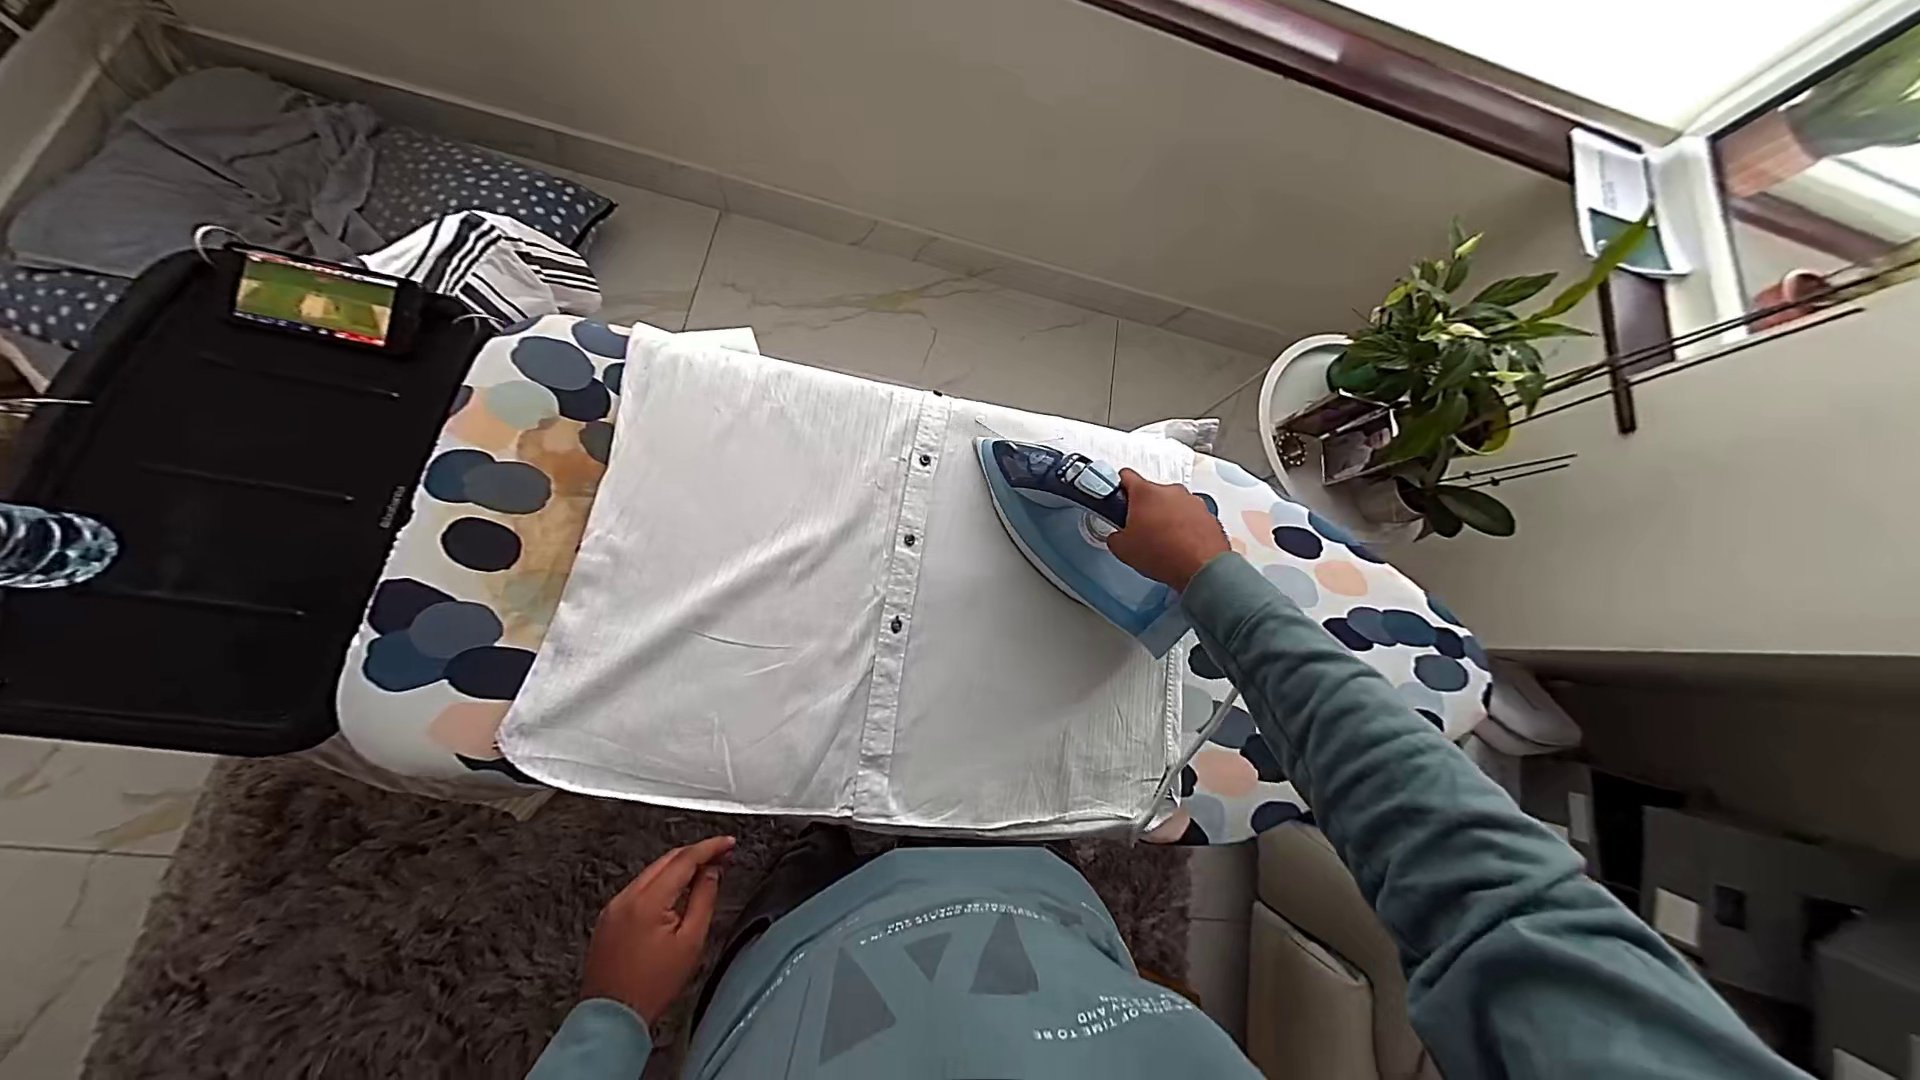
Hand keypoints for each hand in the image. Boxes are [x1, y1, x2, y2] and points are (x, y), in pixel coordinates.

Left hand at [582, 835, 735, 1024]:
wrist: (611, 1019)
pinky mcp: (608, 918)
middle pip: (668, 859)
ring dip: (679, 865)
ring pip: (653, 870)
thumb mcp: (691, 941)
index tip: (727, 843)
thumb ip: (705, 898)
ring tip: (703, 871)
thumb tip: (712, 872)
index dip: (711, 847)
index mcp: (647, 901)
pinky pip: (640, 886)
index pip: (685, 859)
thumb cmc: (650, 988)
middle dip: (697, 853)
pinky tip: (676, 889)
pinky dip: (662, 881)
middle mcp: (626, 898)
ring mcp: (614, 908)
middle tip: (721, 854)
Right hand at [1107, 469, 1230, 590]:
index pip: (1125, 476)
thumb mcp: (1123, 549)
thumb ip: (1115, 536)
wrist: (1201, 568)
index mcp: (1145, 492)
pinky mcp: (1207, 514)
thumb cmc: (1164, 554)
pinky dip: (1184, 526)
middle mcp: (1170, 490)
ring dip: (1166, 516)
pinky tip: (1179, 545)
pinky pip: (1190, 515)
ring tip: (1161, 541)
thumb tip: (1118, 537)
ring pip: (1172, 503)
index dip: (1118, 487)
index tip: (1118, 499)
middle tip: (1139, 529)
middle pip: (1150, 492)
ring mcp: (1191, 500)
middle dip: (1144, 508)